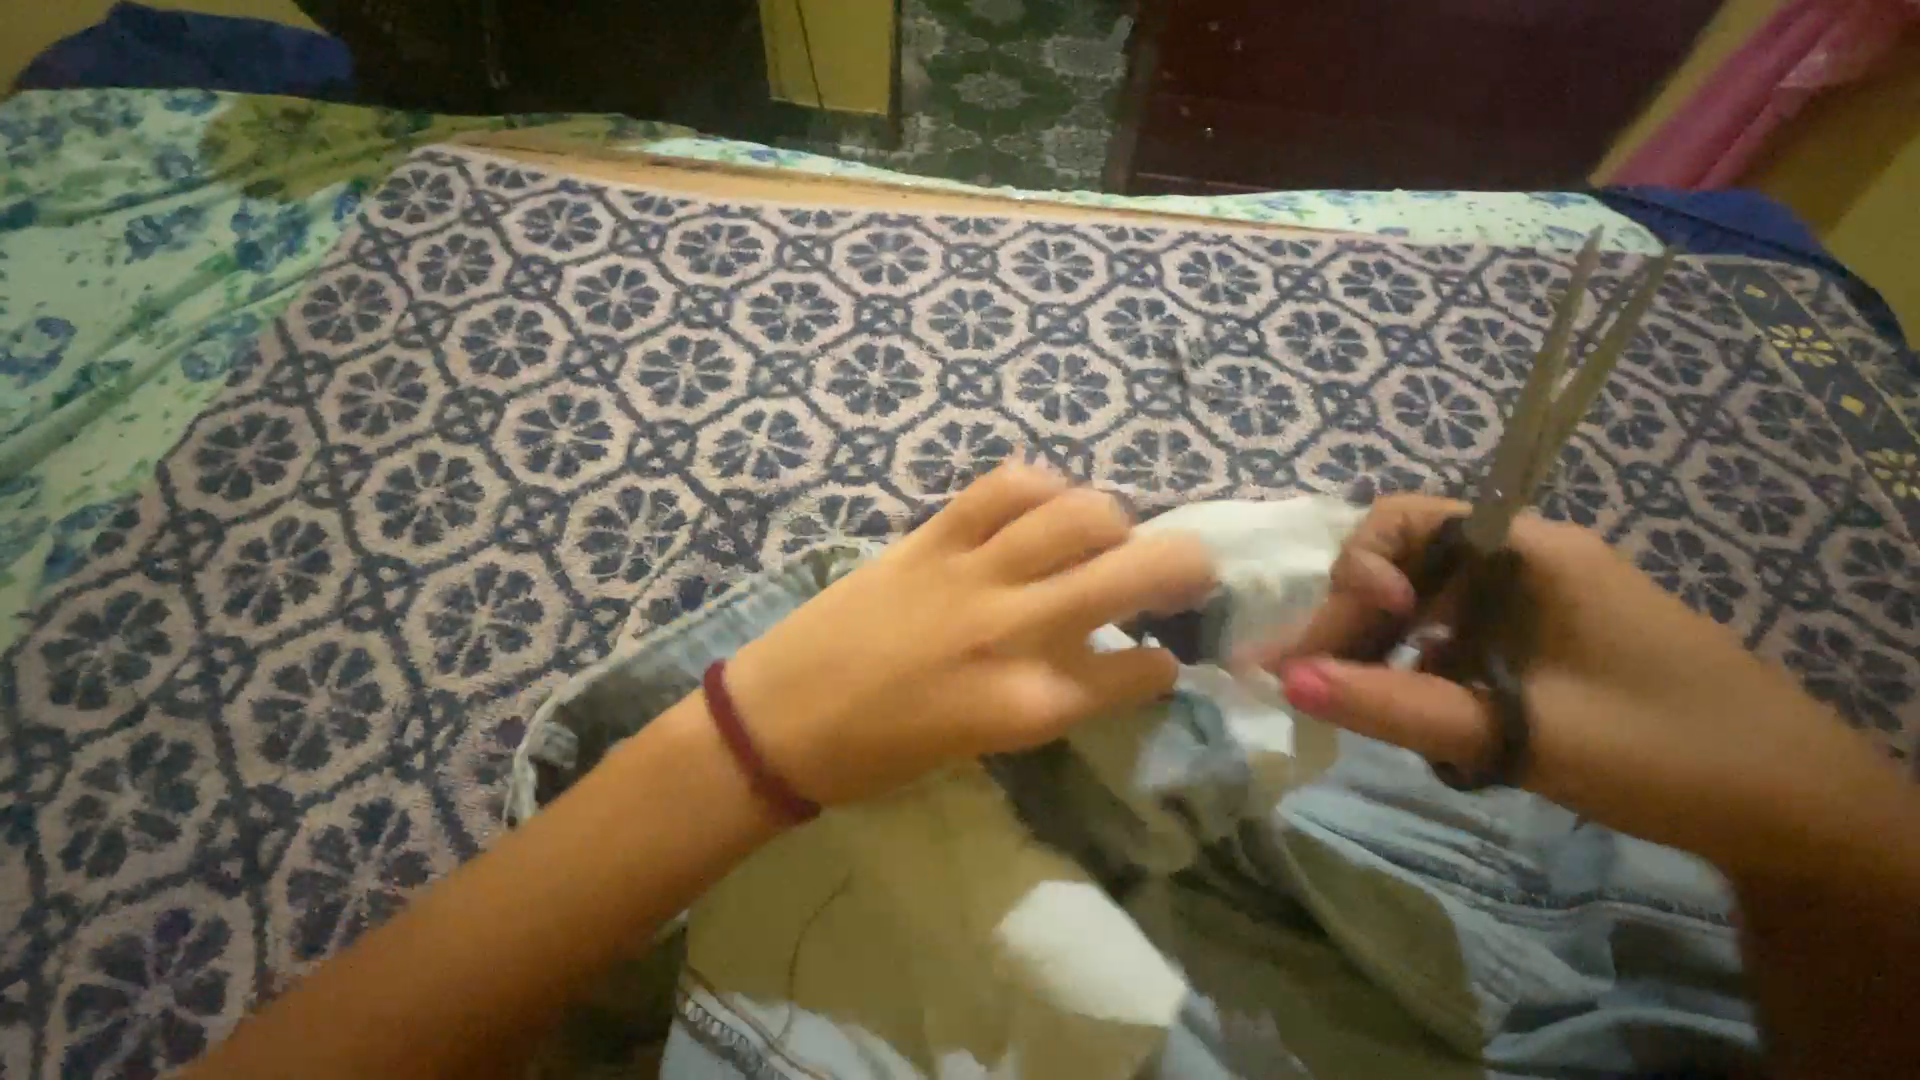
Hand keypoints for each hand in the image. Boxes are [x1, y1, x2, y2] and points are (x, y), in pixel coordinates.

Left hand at [724, 462, 1213, 805]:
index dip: (1162, 662)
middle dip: (1184, 566)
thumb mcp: (982, 745)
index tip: (1164, 656)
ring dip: (1113, 519)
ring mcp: (970, 575)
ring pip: (1077, 516)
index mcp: (1027, 704)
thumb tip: (1100, 657)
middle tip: (1190, 570)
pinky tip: (1044, 501)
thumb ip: (1049, 696)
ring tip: (1111, 532)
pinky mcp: (927, 539)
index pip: (1134, 671)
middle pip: (1130, 574)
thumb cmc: (881, 754)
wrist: (780, 723)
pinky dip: (1039, 485)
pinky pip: (1001, 487)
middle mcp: (1012, 632)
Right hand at [1247, 494, 1898, 876]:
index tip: (1359, 635)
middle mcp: (1524, 561)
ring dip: (1374, 645)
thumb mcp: (1515, 732)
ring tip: (1339, 698)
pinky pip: (1452, 632)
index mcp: (1528, 553)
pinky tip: (1402, 706)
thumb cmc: (1664, 755)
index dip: (1360, 567)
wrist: (1803, 815)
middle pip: (1402, 563)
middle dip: (1348, 619)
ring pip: (1422, 601)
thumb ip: (1394, 706)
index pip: (1403, 520)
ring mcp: (1534, 601)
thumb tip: (1285, 682)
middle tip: (1302, 681)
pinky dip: (1413, 664)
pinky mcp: (1540, 640)